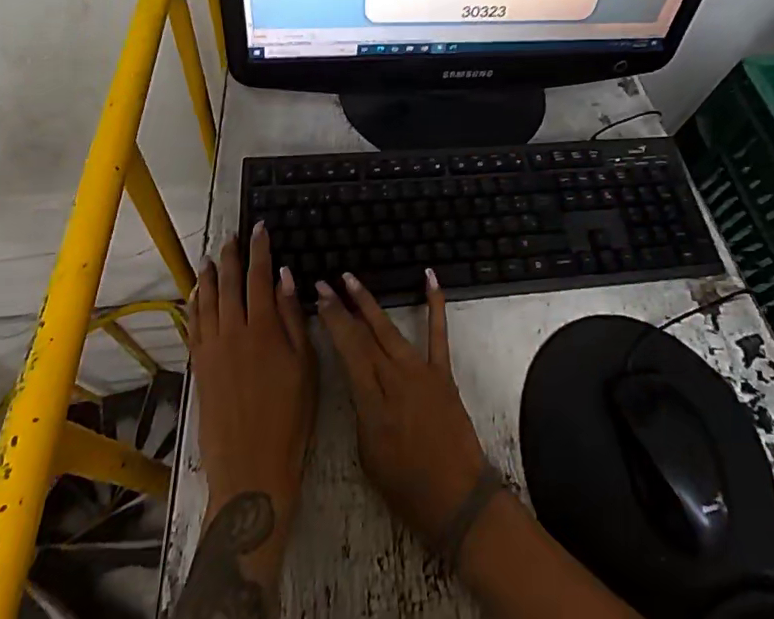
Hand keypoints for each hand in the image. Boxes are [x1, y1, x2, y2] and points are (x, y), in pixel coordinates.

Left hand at [187, 223, 316, 586]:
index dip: (260, 250)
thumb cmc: (290, 415)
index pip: (259, 278)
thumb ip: (292, 318)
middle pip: (229, 285)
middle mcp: (232, 332)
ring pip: (207, 302)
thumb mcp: (305, 365)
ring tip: (211, 257)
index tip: (260, 229)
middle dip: (231, 257)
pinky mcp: (200, 367)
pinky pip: (193, 326)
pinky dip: (195, 305)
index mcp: (262, 329)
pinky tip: (197, 295)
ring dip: (209, 276)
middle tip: (231, 237)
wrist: (251, 464)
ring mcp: (211, 350)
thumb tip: (285, 278)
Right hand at [315, 269, 485, 543]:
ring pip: (390, 331)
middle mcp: (396, 379)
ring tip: (352, 280)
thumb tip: (359, 380)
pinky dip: (435, 304)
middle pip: (364, 336)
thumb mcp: (367, 453)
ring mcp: (422, 373)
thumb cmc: (404, 485)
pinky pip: (438, 334)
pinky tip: (430, 279)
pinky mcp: (443, 373)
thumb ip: (362, 410)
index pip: (347, 351)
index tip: (318, 298)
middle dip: (343, 306)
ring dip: (370, 303)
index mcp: (372, 402)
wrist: (455, 495)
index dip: (332, 322)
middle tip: (326, 283)